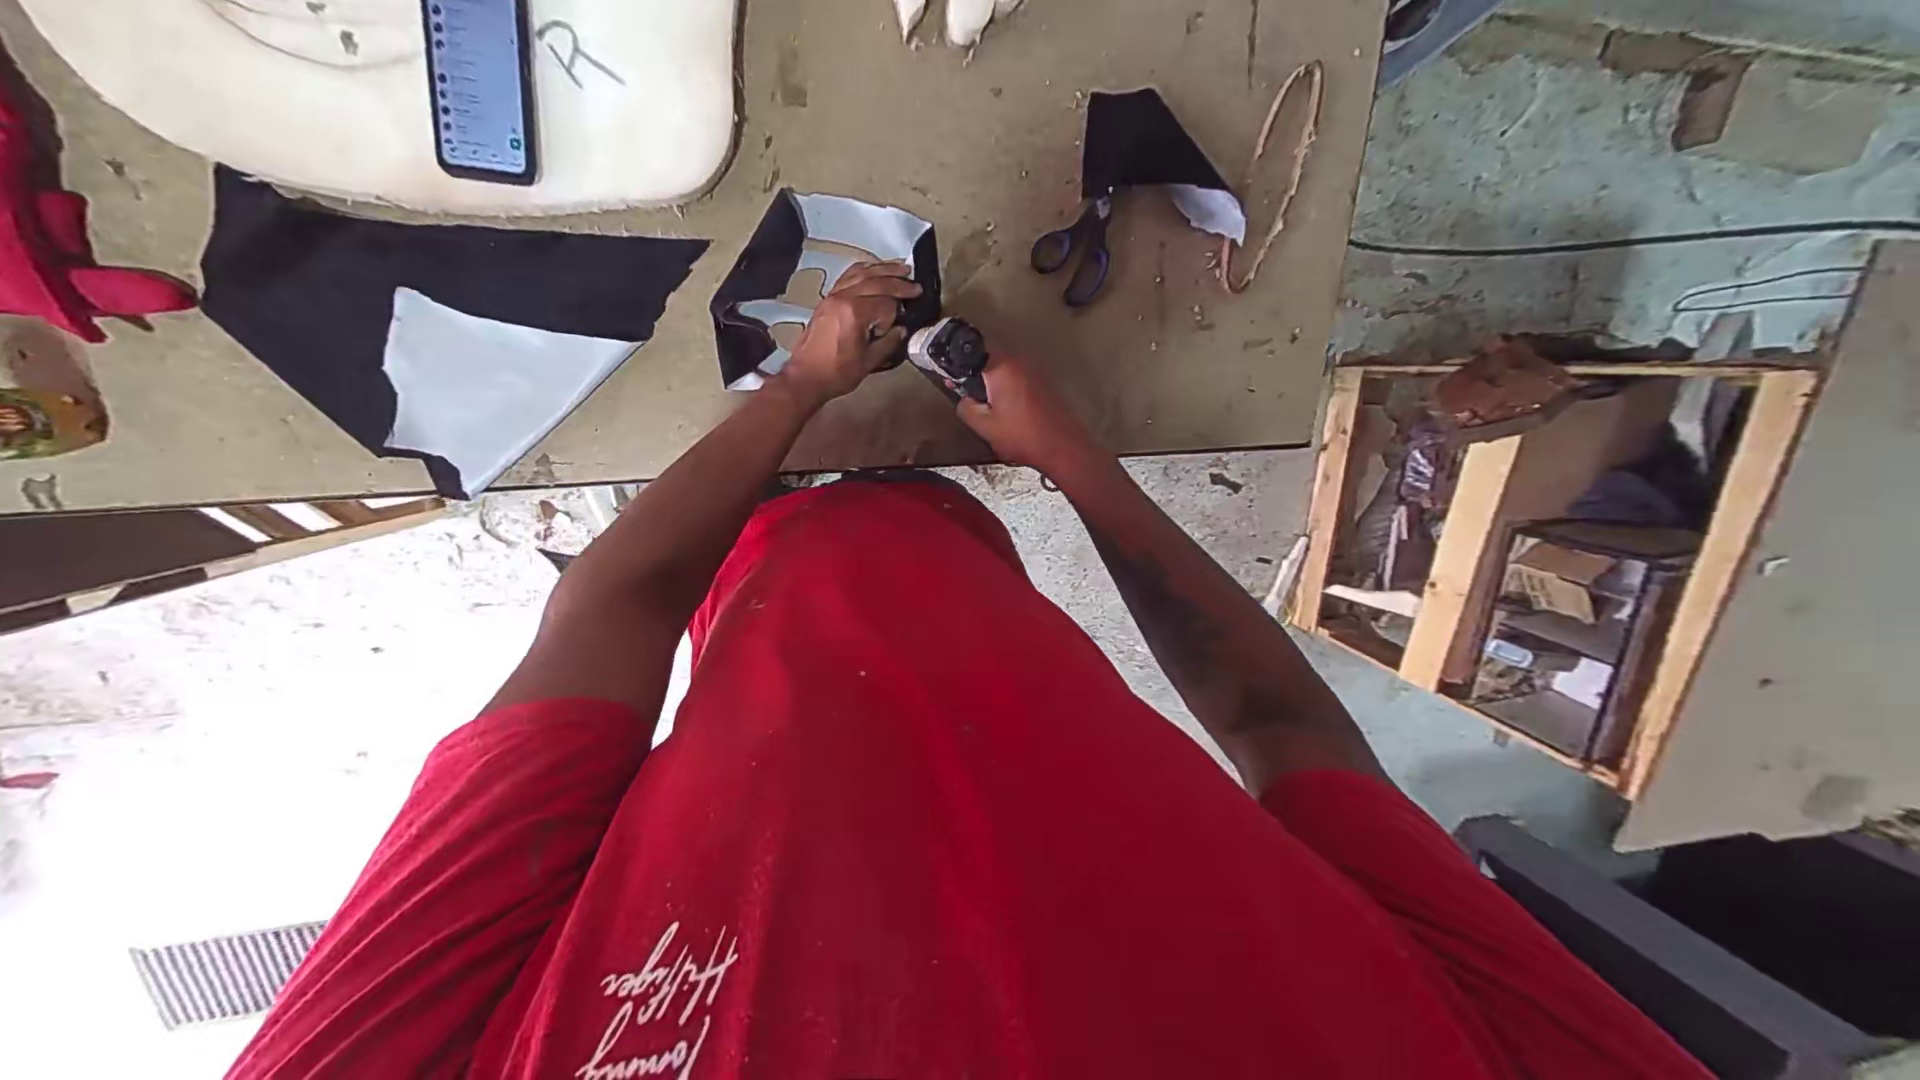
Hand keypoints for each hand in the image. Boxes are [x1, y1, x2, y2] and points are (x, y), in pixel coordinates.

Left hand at [777, 261, 921, 407]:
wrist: (806, 377)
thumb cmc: (838, 373)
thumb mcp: (869, 362)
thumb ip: (889, 342)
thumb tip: (902, 329)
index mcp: (854, 312)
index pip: (886, 303)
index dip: (895, 315)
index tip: (897, 328)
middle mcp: (843, 297)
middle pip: (876, 282)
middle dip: (898, 283)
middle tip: (916, 287)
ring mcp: (833, 295)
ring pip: (862, 273)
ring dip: (883, 269)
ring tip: (901, 268)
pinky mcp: (827, 299)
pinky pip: (848, 276)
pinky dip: (864, 270)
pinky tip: (874, 269)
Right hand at [956, 350, 1102, 475]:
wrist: (1061, 447)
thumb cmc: (1024, 436)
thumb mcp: (984, 427)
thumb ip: (965, 407)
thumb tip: (962, 399)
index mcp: (1001, 367)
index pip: (971, 348)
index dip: (957, 362)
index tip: (950, 377)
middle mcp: (1018, 361)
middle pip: (987, 356)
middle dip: (974, 372)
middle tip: (966, 393)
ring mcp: (1033, 370)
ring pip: (1002, 367)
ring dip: (991, 380)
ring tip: (986, 405)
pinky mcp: (1041, 382)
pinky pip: (1016, 376)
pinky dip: (1005, 386)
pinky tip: (1005, 408)